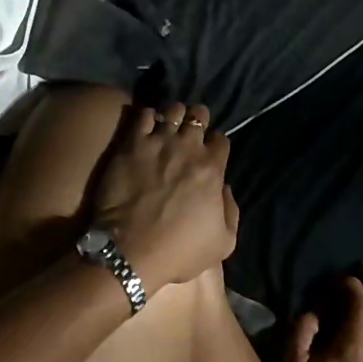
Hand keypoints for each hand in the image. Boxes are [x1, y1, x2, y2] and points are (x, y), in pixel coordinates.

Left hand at [90, 102, 237, 288]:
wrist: (131, 249)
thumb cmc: (178, 251)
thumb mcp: (223, 243)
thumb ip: (231, 211)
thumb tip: (224, 188)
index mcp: (212, 169)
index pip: (221, 140)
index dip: (216, 144)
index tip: (209, 152)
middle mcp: (188, 148)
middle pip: (198, 116)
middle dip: (197, 119)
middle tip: (190, 130)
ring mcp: (159, 142)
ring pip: (173, 110)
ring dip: (173, 115)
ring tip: (167, 124)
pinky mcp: (132, 143)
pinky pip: (143, 115)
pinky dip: (147, 117)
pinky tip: (145, 127)